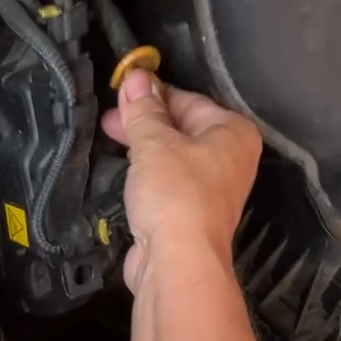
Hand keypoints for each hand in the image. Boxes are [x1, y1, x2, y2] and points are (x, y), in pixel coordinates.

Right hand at [102, 70, 261, 290]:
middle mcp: (228, 160)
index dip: (152, 96)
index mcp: (232, 132)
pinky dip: (145, 182)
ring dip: (143, 155)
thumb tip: (135, 78)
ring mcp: (209, 193)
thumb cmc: (174, 196)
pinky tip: (124, 181)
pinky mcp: (188, 219)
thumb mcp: (154, 144)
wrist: (177, 263)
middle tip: (109, 123)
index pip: (189, 101)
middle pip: (181, 131)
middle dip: (145, 127)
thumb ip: (143, 112)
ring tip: (112, 148)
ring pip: (172, 162)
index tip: (120, 95)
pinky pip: (166, 189)